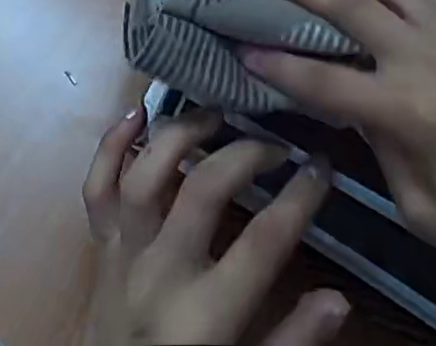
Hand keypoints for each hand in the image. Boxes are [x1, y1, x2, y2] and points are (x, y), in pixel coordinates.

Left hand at [82, 107, 349, 345]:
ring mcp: (124, 253)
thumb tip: (338, 297)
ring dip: (179, 135)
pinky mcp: (98, 243)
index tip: (320, 166)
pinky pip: (97, 187)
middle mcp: (161, 273)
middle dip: (243, 156)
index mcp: (206, 315)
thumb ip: (292, 340)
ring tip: (214, 116)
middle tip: (273, 144)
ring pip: (143, 177)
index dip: (299, 197)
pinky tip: (136, 113)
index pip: (263, 243)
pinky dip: (110, 144)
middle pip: (201, 192)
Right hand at [239, 0, 435, 342]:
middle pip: (350, 3)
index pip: (322, 76)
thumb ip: (374, 140)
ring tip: (342, 14)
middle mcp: (431, 58)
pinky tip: (392, 24)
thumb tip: (345, 100)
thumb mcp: (419, 206)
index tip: (241, 47)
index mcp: (411, 110)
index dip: (275, 61)